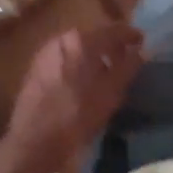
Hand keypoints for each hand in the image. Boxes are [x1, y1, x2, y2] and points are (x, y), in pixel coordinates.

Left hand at [6, 24, 143, 167]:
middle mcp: (62, 38)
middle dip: (110, 47)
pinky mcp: (34, 69)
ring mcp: (45, 53)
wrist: (31, 142)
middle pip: (94, 37)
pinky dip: (76, 65)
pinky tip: (80, 85)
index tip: (141, 42)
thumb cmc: (76, 116)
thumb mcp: (111, 93)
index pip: (114, 30)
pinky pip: (63, 60)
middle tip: (123, 62)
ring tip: (102, 75)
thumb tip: (141, 51)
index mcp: (82, 40)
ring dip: (92, 57)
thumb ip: (129, 67)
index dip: (131, 35)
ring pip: (76, 49)